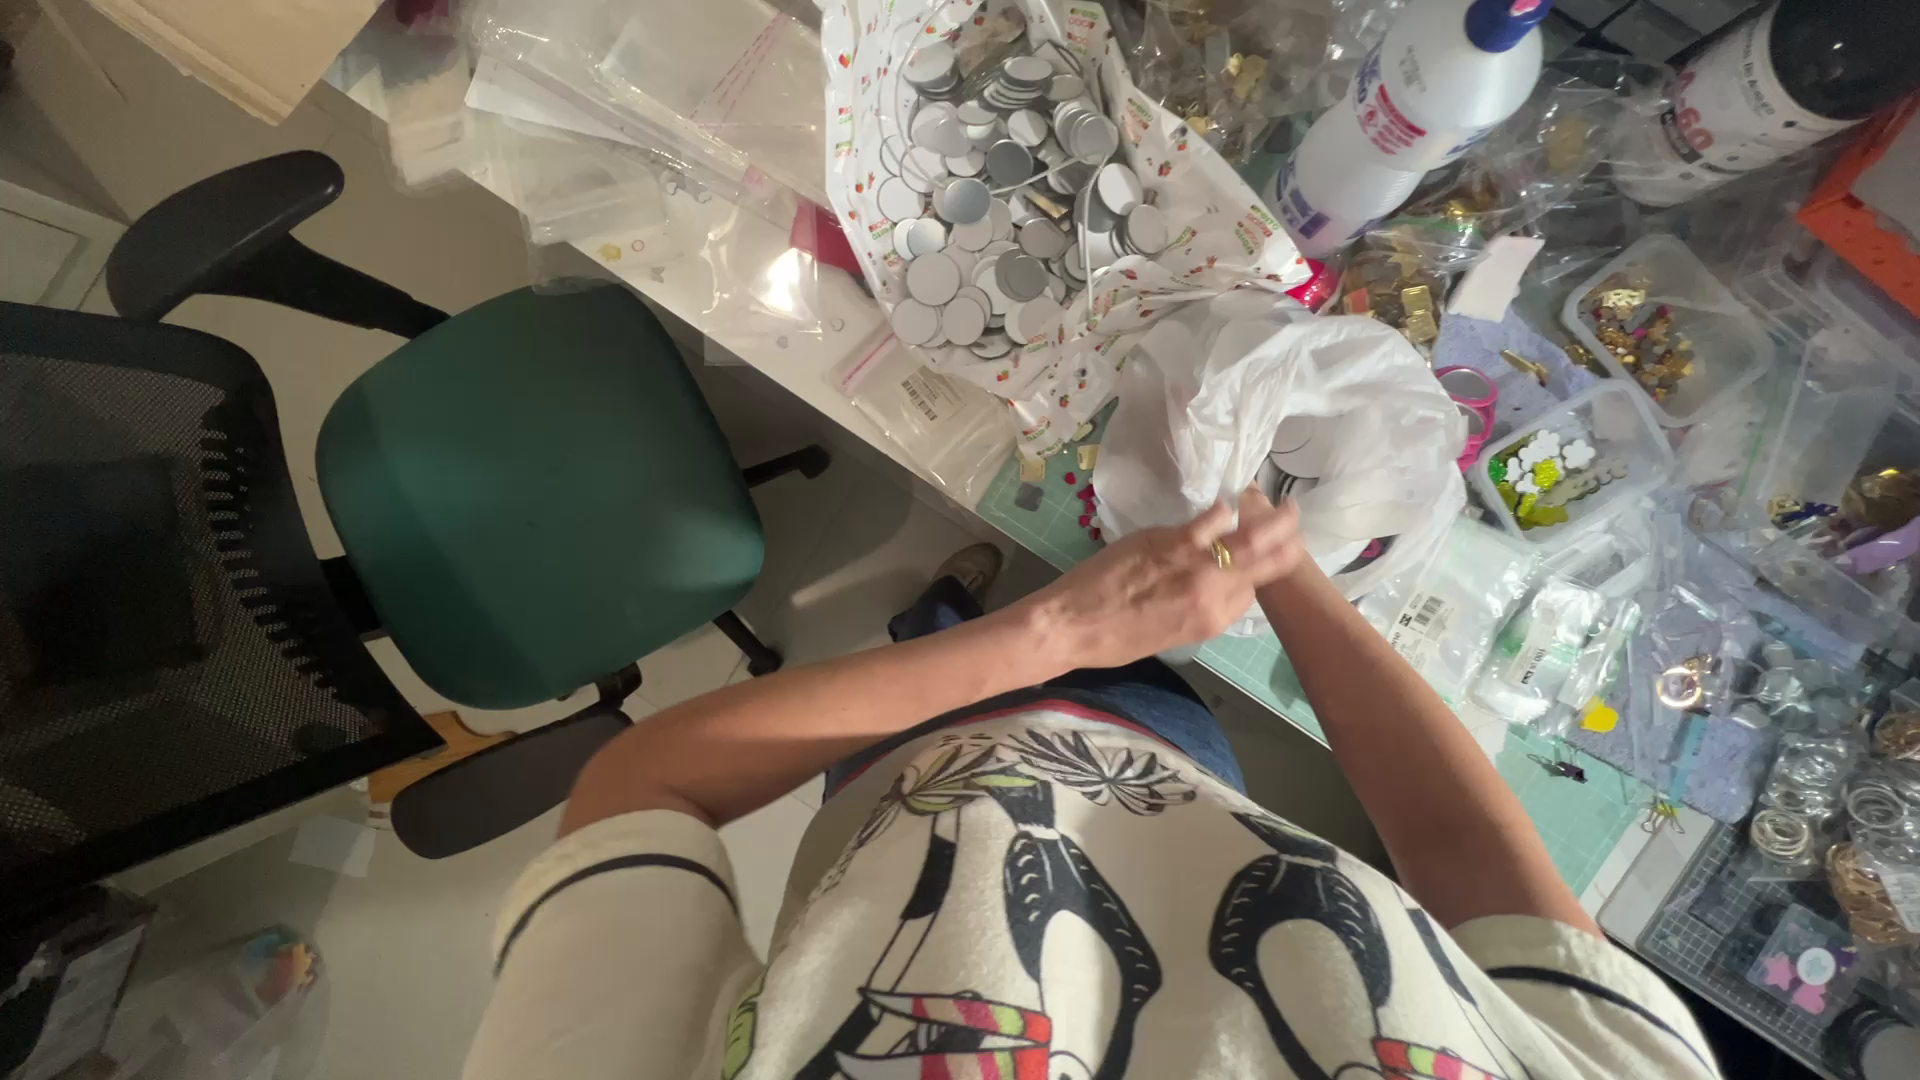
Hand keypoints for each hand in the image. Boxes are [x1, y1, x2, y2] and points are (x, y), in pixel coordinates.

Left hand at [1013, 488, 1303, 670]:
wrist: (1070, 626)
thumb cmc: (1113, 639)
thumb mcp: (1167, 635)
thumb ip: (1198, 612)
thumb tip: (1215, 587)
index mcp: (1210, 622)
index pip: (1251, 593)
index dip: (1258, 574)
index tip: (1269, 556)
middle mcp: (1210, 594)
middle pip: (1264, 563)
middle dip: (1286, 541)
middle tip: (1296, 521)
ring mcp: (1191, 565)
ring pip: (1246, 540)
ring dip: (1267, 521)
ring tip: (1278, 506)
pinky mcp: (1166, 542)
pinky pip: (1208, 522)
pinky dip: (1221, 512)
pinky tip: (1227, 505)